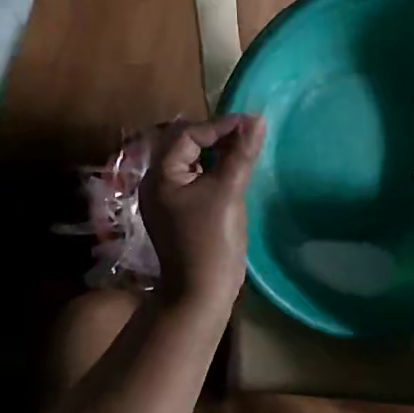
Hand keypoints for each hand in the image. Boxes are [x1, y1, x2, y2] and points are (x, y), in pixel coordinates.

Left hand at [140, 114, 264, 305]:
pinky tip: (234, 173)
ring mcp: (167, 201)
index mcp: (160, 176)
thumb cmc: (211, 241)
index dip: (218, 126)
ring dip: (216, 154)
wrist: (201, 292)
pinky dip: (214, 172)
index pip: (187, 136)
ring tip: (245, 148)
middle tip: (248, 133)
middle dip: (216, 137)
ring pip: (191, 165)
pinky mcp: (180, 214)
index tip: (250, 124)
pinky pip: (195, 182)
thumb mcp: (228, 193)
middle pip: (185, 147)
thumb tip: (256, 119)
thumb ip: (241, 154)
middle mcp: (156, 184)